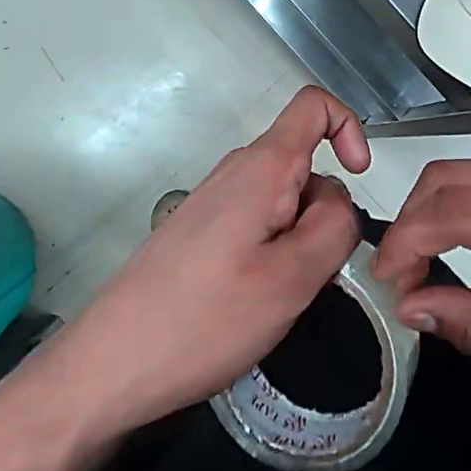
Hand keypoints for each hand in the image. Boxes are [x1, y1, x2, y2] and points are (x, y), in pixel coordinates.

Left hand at [48, 87, 371, 438]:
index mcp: (261, 168)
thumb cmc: (205, 319)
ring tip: (275, 293)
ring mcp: (214, 201)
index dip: (348, 128)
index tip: (359, 178)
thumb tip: (339, 201)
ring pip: (284, 201)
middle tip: (307, 274)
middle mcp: (235, 172)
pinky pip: (258, 223)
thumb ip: (336, 226)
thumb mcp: (294, 277)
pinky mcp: (201, 231)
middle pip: (304, 166)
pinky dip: (273, 252)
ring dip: (298, 240)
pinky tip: (249, 298)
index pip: (314, 106)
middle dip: (324, 213)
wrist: (111, 364)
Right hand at [373, 151, 470, 401]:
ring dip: (427, 214)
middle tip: (399, 280)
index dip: (408, 244)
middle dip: (410, 225)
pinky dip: (453, 206)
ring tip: (420, 267)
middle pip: (450, 179)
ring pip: (462, 172)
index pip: (457, 212)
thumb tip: (407, 304)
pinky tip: (449, 243)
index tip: (386, 286)